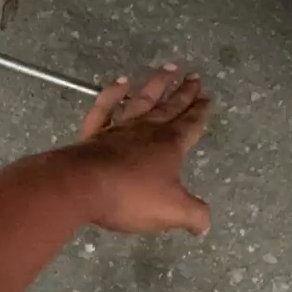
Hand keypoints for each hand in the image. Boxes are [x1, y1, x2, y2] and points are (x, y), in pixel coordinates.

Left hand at [67, 66, 214, 235]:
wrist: (83, 186)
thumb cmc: (131, 196)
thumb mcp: (172, 211)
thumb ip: (193, 215)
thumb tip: (205, 223)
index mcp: (169, 145)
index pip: (190, 124)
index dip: (200, 111)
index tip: (208, 96)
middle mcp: (147, 130)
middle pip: (170, 107)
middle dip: (184, 92)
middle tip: (195, 75)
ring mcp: (119, 128)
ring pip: (142, 99)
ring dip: (156, 83)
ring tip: (168, 67)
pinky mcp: (95, 132)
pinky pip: (106, 106)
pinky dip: (113, 93)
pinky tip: (121, 82)